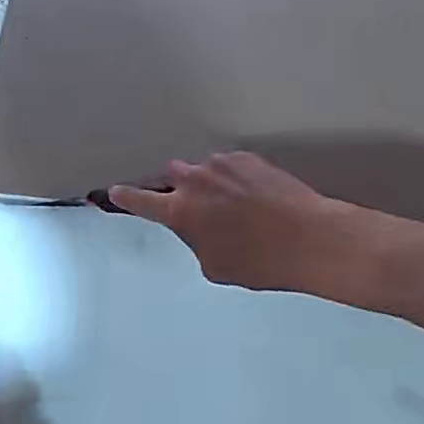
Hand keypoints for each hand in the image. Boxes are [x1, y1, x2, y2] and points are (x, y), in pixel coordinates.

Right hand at [109, 152, 370, 293]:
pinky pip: (228, 166)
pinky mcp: (246, 157)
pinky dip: (232, 179)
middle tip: (194, 207)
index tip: (112, 191)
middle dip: (176, 189)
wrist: (310, 237)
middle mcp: (196, 180)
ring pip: (202, 170)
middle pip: (171, 176)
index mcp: (182, 211)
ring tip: (233, 207)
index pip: (141, 200)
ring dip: (207, 184)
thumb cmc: (262, 261)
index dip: (125, 197)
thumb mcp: (215, 266)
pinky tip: (253, 199)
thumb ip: (194, 240)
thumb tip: (197, 227)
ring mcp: (221, 164)